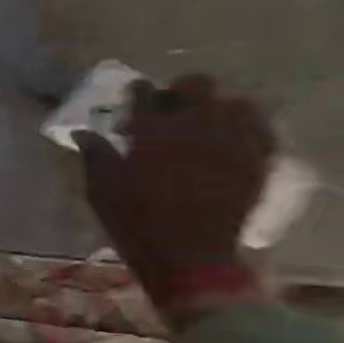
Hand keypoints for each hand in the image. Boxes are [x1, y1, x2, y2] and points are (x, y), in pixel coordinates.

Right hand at [75, 75, 274, 327]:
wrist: (191, 257)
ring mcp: (235, 139)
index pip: (144, 93)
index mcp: (154, 129)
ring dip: (214, 108)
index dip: (136, 94)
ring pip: (233, 101)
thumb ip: (95, 156)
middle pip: (195, 85)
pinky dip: (244, 128)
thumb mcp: (102, 191)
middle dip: (180, 93)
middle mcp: (198, 123)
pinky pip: (259, 128)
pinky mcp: (259, 158)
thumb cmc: (137, 223)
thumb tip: (83, 132)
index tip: (131, 101)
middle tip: (168, 112)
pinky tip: (231, 141)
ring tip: (202, 127)